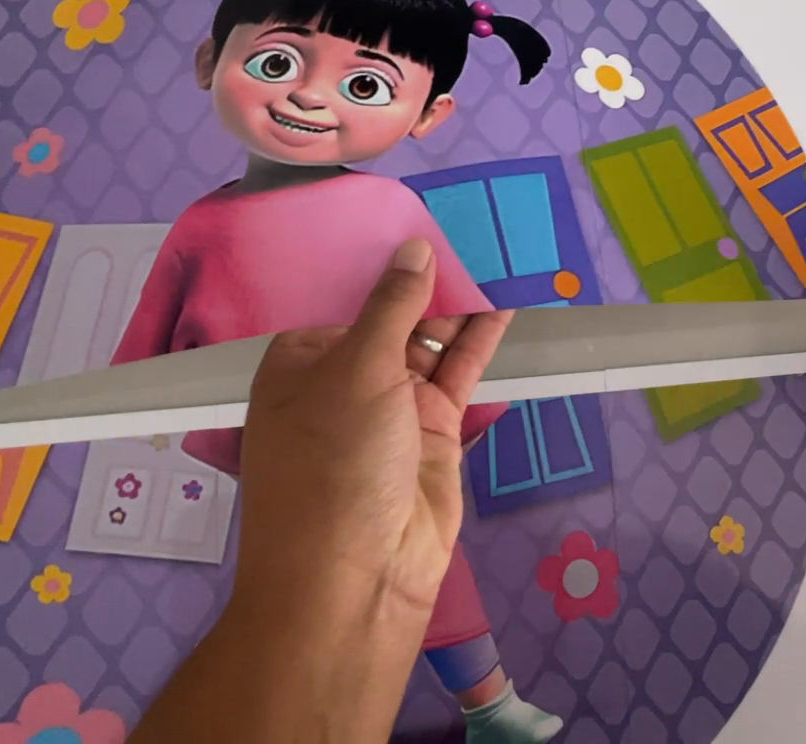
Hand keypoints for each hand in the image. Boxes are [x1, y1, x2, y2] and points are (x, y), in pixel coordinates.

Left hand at [233, 237, 512, 619]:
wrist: (359, 577)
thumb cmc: (334, 460)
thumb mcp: (357, 370)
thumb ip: (392, 307)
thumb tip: (413, 248)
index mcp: (303, 362)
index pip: (344, 300)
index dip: (381, 268)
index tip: (418, 228)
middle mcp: (346, 380)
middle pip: (392, 319)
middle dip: (427, 286)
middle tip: (469, 236)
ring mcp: (393, 406)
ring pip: (430, 344)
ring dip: (459, 310)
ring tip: (495, 262)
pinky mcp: (434, 429)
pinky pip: (458, 374)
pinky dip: (479, 344)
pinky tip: (502, 310)